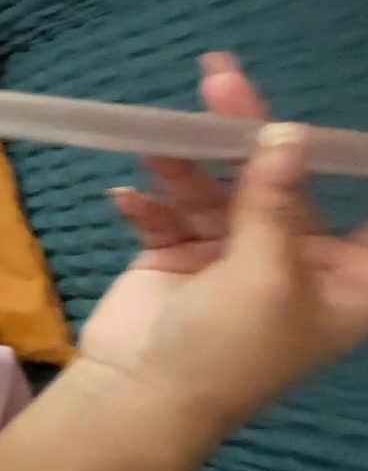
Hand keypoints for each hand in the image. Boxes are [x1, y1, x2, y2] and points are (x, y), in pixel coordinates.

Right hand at [83, 53, 367, 436]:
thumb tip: (283, 135)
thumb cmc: (232, 346)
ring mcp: (229, 255)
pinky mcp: (173, 255)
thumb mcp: (264, 275)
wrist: (143, 388)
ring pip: (212, 193)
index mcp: (352, 274)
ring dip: (181, 168)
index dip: (348, 155)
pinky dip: (144, 205)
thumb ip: (271, 204)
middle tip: (220, 82)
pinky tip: (124, 199)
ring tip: (149, 139)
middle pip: (276, 182)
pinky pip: (163, 216)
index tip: (319, 115)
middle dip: (246, 136)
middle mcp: (296, 257)